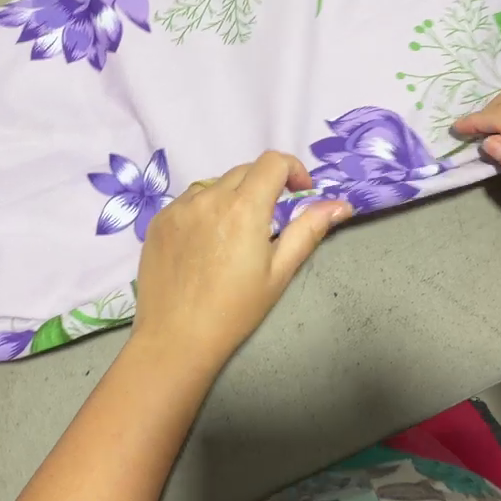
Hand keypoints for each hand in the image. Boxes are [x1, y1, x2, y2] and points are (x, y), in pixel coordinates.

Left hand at [130, 151, 351, 371]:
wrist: (174, 339)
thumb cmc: (234, 310)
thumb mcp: (279, 272)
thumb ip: (308, 230)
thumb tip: (341, 204)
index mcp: (244, 207)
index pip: (273, 162)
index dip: (292, 170)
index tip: (299, 193)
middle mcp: (209, 197)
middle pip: (245, 171)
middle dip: (265, 186)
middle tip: (269, 223)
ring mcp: (179, 207)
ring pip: (215, 184)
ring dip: (233, 197)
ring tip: (233, 237)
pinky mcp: (160, 219)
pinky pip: (189, 201)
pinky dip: (205, 210)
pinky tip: (204, 245)